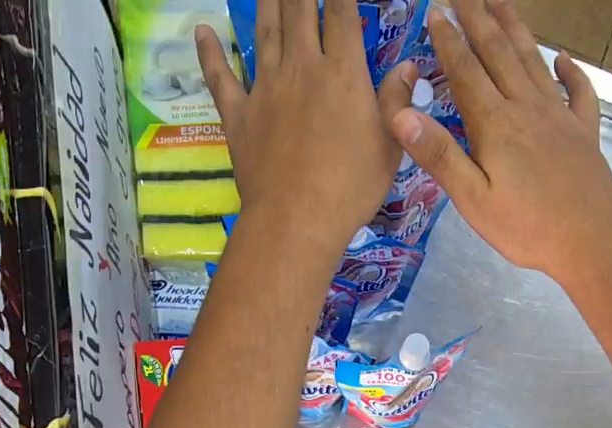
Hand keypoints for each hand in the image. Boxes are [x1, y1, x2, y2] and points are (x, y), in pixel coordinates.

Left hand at [195, 0, 408, 253]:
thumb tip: (408, 65)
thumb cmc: (351, 188)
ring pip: (265, 31)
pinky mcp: (238, 114)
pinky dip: (210, 52)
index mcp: (342, 73)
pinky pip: (220, 76)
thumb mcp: (389, 147)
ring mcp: (265, 88)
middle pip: (299, 9)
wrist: (296, 220)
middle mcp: (301, 68)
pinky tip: (203, 30)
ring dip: (267, 2)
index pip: (341, 12)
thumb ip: (396, 101)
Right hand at [381, 0, 611, 283]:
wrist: (592, 241)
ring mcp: (560, 117)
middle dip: (478, 18)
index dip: (448, 41)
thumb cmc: (528, 229)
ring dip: (515, 28)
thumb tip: (402, 114)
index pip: (465, 71)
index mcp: (495, 125)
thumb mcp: (474, 201)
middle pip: (499, 52)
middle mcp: (527, 108)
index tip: (435, 11)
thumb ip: (440, 156)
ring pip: (534, 60)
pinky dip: (570, 71)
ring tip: (500, 2)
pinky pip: (579, 91)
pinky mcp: (585, 133)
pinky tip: (562, 58)